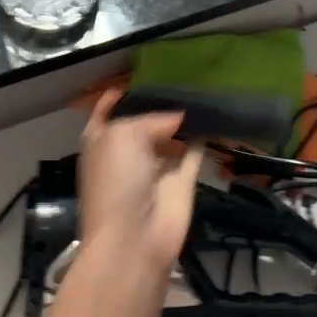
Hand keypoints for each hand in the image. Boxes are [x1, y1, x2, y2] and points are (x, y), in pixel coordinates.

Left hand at [79, 90, 204, 271]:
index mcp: (102, 140)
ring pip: (170, 137)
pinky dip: (203, 138)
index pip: (106, 111)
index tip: (136, 76)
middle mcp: (128, 152)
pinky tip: (214, 117)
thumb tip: (179, 119)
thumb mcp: (123, 136)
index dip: (118, 94)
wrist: (133, 241)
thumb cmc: (116, 181)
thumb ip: (151, 119)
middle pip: (143, 121)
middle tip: (181, 75)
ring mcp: (155, 168)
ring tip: (201, 89)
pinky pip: (194, 154)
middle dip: (158, 103)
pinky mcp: (181, 182)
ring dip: (183, 119)